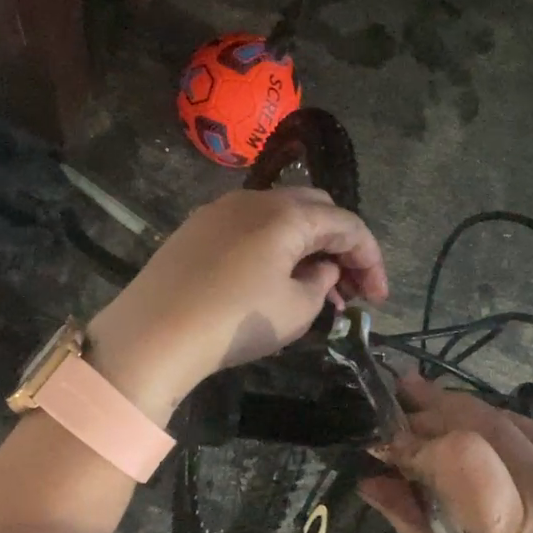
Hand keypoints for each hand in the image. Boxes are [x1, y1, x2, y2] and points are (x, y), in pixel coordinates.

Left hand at [87, 188, 385, 421]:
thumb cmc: (235, 322)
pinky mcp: (194, 230)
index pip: (347, 224)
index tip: (379, 299)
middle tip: (348, 290)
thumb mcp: (296, 311)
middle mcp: (254, 199)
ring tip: (313, 292)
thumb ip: (321, 285)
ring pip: (278, 219)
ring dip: (305, 249)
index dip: (371, 260)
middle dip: (339, 247)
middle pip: (314, 210)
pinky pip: (248, 230)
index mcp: (287, 214)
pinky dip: (272, 250)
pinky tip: (271, 283)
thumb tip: (321, 271)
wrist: (154, 334)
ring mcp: (219, 211)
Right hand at [358, 374, 532, 532]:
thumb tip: (371, 480)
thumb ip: (415, 525)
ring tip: (425, 409)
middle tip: (396, 405)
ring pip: (512, 420)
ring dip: (464, 413)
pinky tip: (475, 439)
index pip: (464, 454)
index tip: (388, 445)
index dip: (419, 440)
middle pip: (486, 422)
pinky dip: (497, 432)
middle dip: (434, 409)